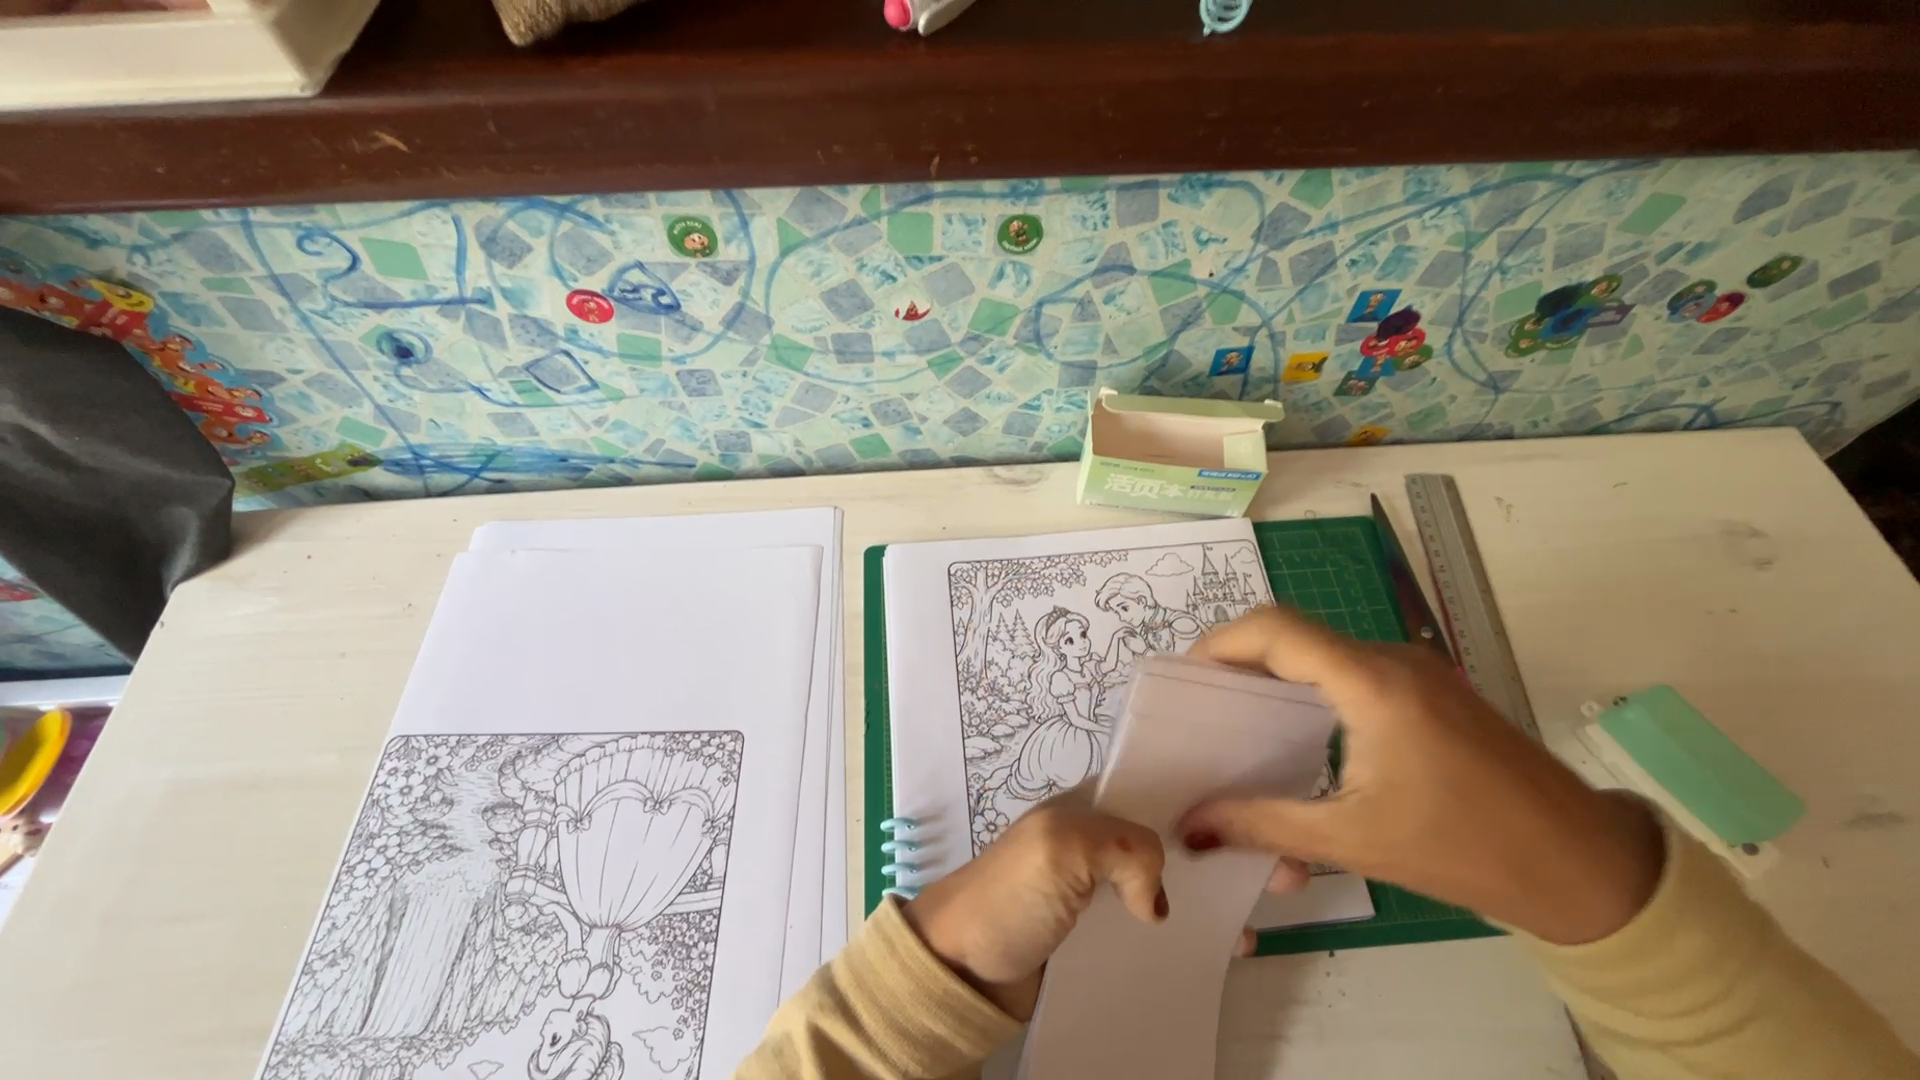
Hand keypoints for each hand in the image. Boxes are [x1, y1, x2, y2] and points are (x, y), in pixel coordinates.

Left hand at [903, 792, 1309, 1018]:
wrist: (961, 968)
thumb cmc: (1007, 896)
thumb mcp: (1059, 848)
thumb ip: (1122, 850)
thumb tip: (1160, 901)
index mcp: (1094, 803)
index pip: (1166, 784)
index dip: (1218, 792)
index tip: (1272, 809)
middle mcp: (1106, 838)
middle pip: (1183, 829)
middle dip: (1234, 841)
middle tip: (1286, 869)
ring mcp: (1108, 886)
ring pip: (1181, 877)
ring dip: (1225, 887)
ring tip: (1271, 906)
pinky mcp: (1108, 931)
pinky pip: (1165, 922)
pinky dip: (1201, 930)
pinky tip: (1233, 946)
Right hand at [1179, 606, 1664, 945]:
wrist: (1587, 869)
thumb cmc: (1466, 850)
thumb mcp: (1352, 840)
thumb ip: (1262, 825)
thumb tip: (1191, 827)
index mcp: (1373, 684)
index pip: (1276, 630)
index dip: (1220, 644)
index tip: (1184, 681)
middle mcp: (1392, 661)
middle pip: (1294, 636)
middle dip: (1238, 663)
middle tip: (1202, 708)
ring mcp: (1417, 672)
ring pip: (1322, 655)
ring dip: (1275, 681)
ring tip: (1239, 726)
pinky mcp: (1430, 692)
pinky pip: (1352, 676)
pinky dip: (1311, 695)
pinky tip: (1297, 742)